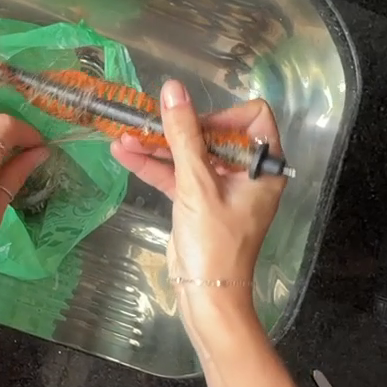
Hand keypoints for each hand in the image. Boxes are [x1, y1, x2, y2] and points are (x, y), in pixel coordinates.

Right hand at [110, 79, 284, 338]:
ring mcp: (220, 188)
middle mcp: (245, 173)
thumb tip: (172, 90)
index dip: (223, 116)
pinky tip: (125, 154)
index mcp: (263, 167)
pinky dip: (155, 166)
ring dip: (159, 146)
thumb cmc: (214, 242)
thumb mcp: (197, 185)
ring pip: (190, 155)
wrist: (206, 296)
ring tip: (124, 136)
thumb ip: (184, 135)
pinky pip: (177, 175)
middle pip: (213, 134)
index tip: (196, 127)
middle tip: (147, 123)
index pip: (253, 119)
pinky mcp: (197, 202)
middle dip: (179, 128)